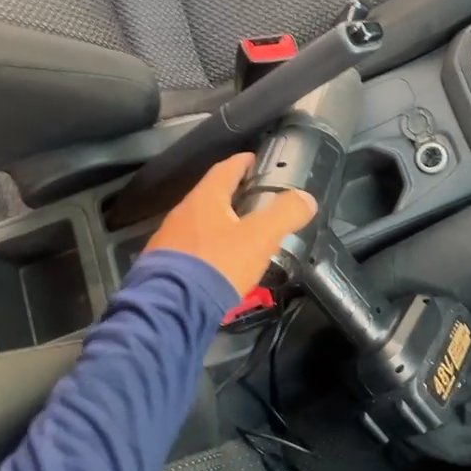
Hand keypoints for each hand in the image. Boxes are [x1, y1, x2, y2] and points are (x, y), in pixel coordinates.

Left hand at [145, 152, 316, 291]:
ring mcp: (169, 241)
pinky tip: (222, 262)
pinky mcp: (164, 267)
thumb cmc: (218, 263)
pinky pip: (192, 248)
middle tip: (260, 201)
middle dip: (235, 195)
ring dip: (222, 223)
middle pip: (212, 196)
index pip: (226, 169)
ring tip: (245, 234)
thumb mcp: (261, 237)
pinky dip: (210, 248)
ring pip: (201, 223)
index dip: (244, 163)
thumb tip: (306, 198)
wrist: (171, 309)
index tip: (257, 161)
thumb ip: (286, 214)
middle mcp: (183, 213)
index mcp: (205, 198)